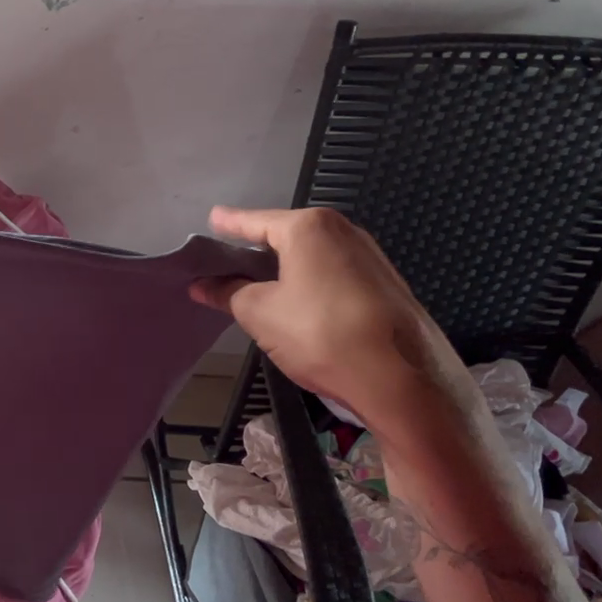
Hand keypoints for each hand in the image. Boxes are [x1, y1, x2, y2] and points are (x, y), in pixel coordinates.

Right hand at [188, 206, 473, 436]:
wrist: (400, 381)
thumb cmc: (318, 334)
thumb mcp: (258, 313)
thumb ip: (227, 292)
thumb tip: (201, 285)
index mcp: (309, 228)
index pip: (254, 221)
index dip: (229, 224)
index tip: (211, 220)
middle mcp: (344, 231)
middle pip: (287, 234)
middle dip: (258, 246)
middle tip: (229, 260)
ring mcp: (371, 257)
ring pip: (314, 254)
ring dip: (285, 265)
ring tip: (259, 282)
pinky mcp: (387, 285)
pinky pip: (335, 271)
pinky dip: (311, 279)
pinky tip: (299, 300)